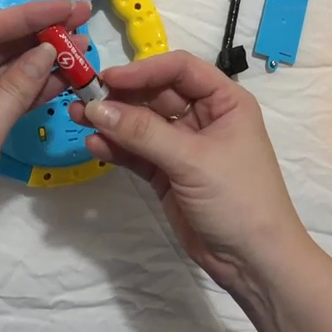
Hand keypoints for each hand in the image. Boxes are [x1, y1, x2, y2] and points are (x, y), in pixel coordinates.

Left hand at [0, 0, 92, 261]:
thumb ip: (15, 89)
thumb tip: (49, 50)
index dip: (29, 16)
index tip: (69, 6)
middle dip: (37, 36)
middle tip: (82, 23)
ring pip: (0, 72)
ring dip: (39, 62)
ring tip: (82, 50)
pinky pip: (0, 98)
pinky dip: (29, 90)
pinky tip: (62, 80)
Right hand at [72, 50, 309, 292]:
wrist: (255, 262)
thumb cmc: (238, 198)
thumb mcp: (192, 160)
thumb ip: (143, 133)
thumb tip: (97, 108)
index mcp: (225, 101)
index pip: (180, 69)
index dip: (144, 69)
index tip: (109, 77)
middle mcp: (204, 117)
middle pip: (157, 93)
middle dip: (122, 95)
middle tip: (84, 97)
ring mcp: (184, 146)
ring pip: (143, 124)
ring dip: (113, 121)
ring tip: (77, 118)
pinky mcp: (168, 174)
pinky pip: (138, 153)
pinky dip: (117, 149)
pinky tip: (94, 145)